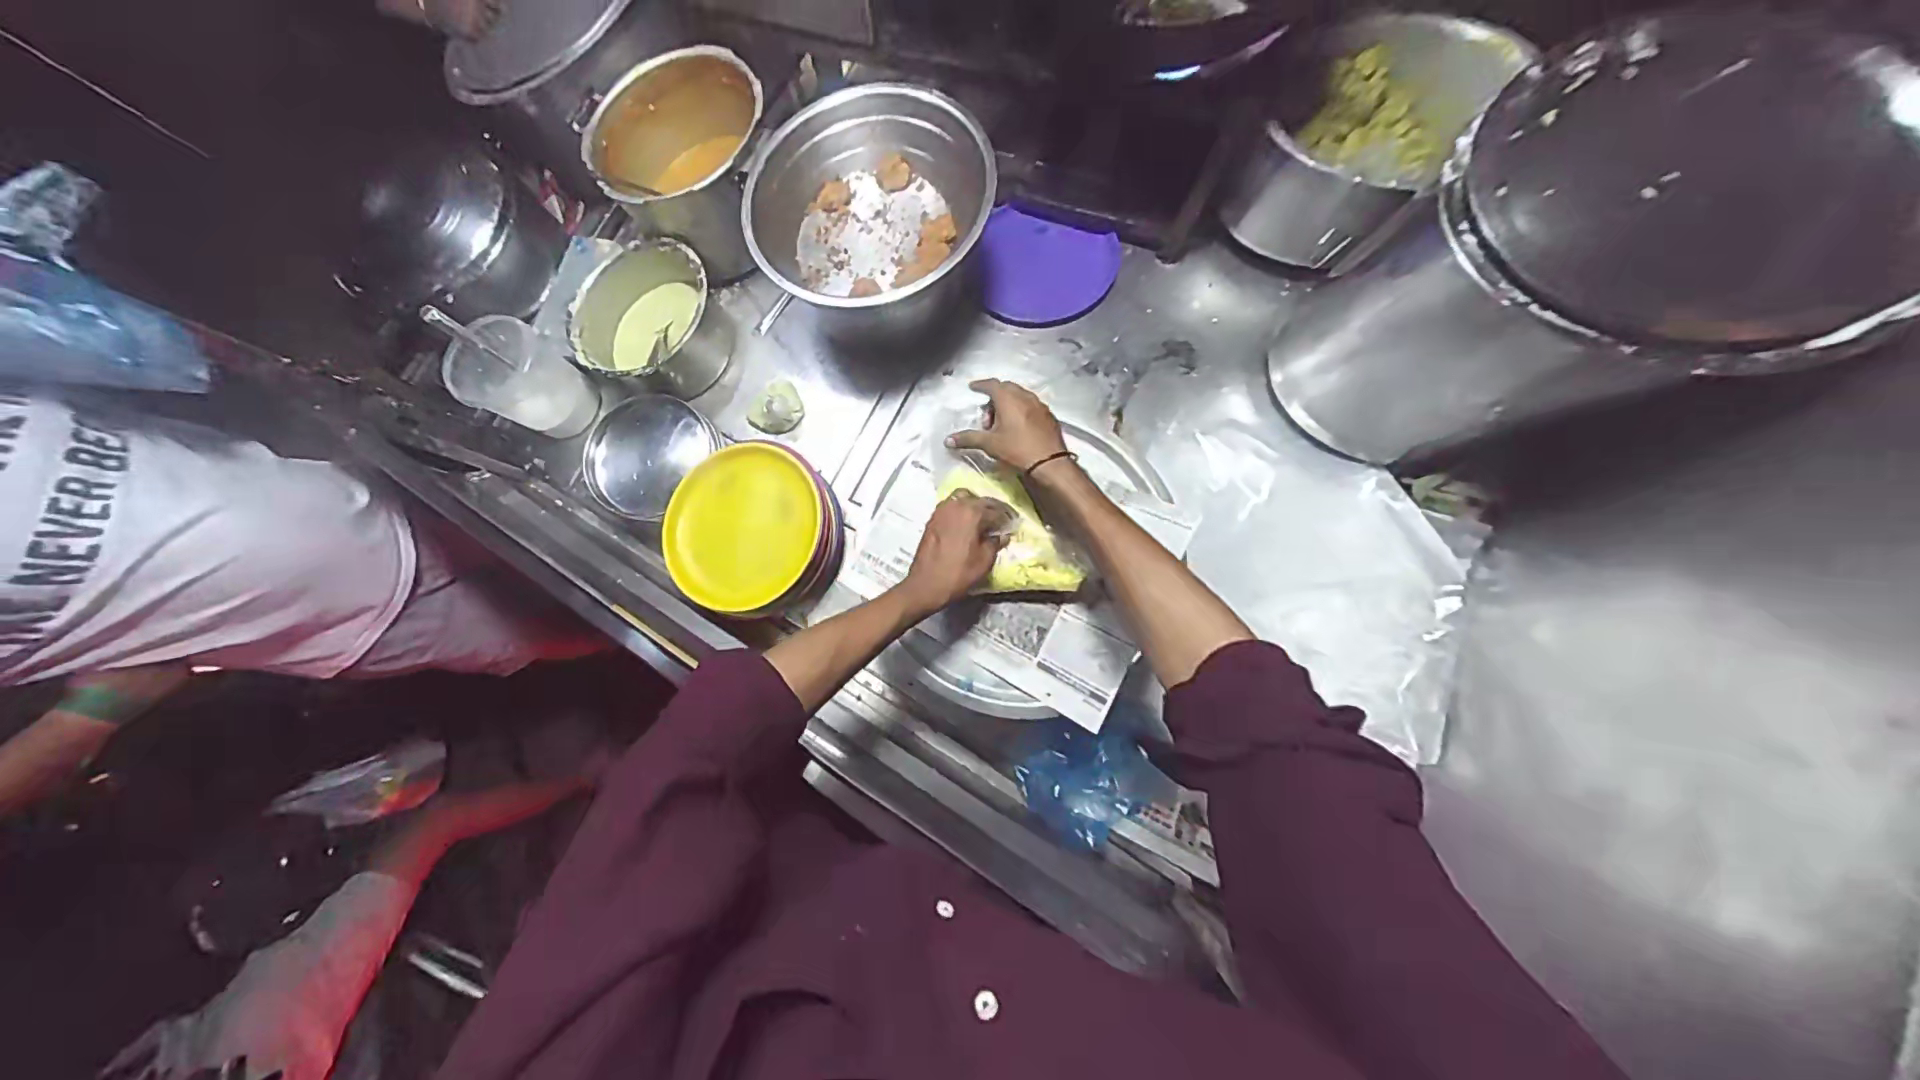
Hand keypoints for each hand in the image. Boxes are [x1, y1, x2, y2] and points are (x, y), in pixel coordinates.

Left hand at [897, 491, 1012, 615]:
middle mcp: (956, 505)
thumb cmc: (958, 573)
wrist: (926, 584)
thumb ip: (995, 543)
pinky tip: (966, 523)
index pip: (996, 510)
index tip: (1013, 524)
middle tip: (1000, 521)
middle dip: (992, 509)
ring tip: (983, 520)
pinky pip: (951, 506)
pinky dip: (961, 510)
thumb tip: (1002, 535)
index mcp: (972, 512)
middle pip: (980, 500)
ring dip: (975, 506)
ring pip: (963, 498)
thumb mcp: (984, 561)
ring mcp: (941, 510)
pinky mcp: (932, 518)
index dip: (1007, 518)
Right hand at [946, 379, 1068, 471]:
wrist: (1049, 462)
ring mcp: (1039, 404)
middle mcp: (1024, 396)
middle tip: (987, 416)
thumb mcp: (990, 444)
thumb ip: (968, 439)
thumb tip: (948, 440)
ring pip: (1019, 396)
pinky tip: (1018, 427)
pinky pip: (1031, 405)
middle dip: (994, 397)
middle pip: (1006, 388)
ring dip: (1008, 404)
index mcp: (1008, 398)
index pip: (991, 384)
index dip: (980, 385)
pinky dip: (1021, 410)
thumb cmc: (1017, 449)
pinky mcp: (1048, 415)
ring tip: (1001, 424)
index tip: (973, 388)